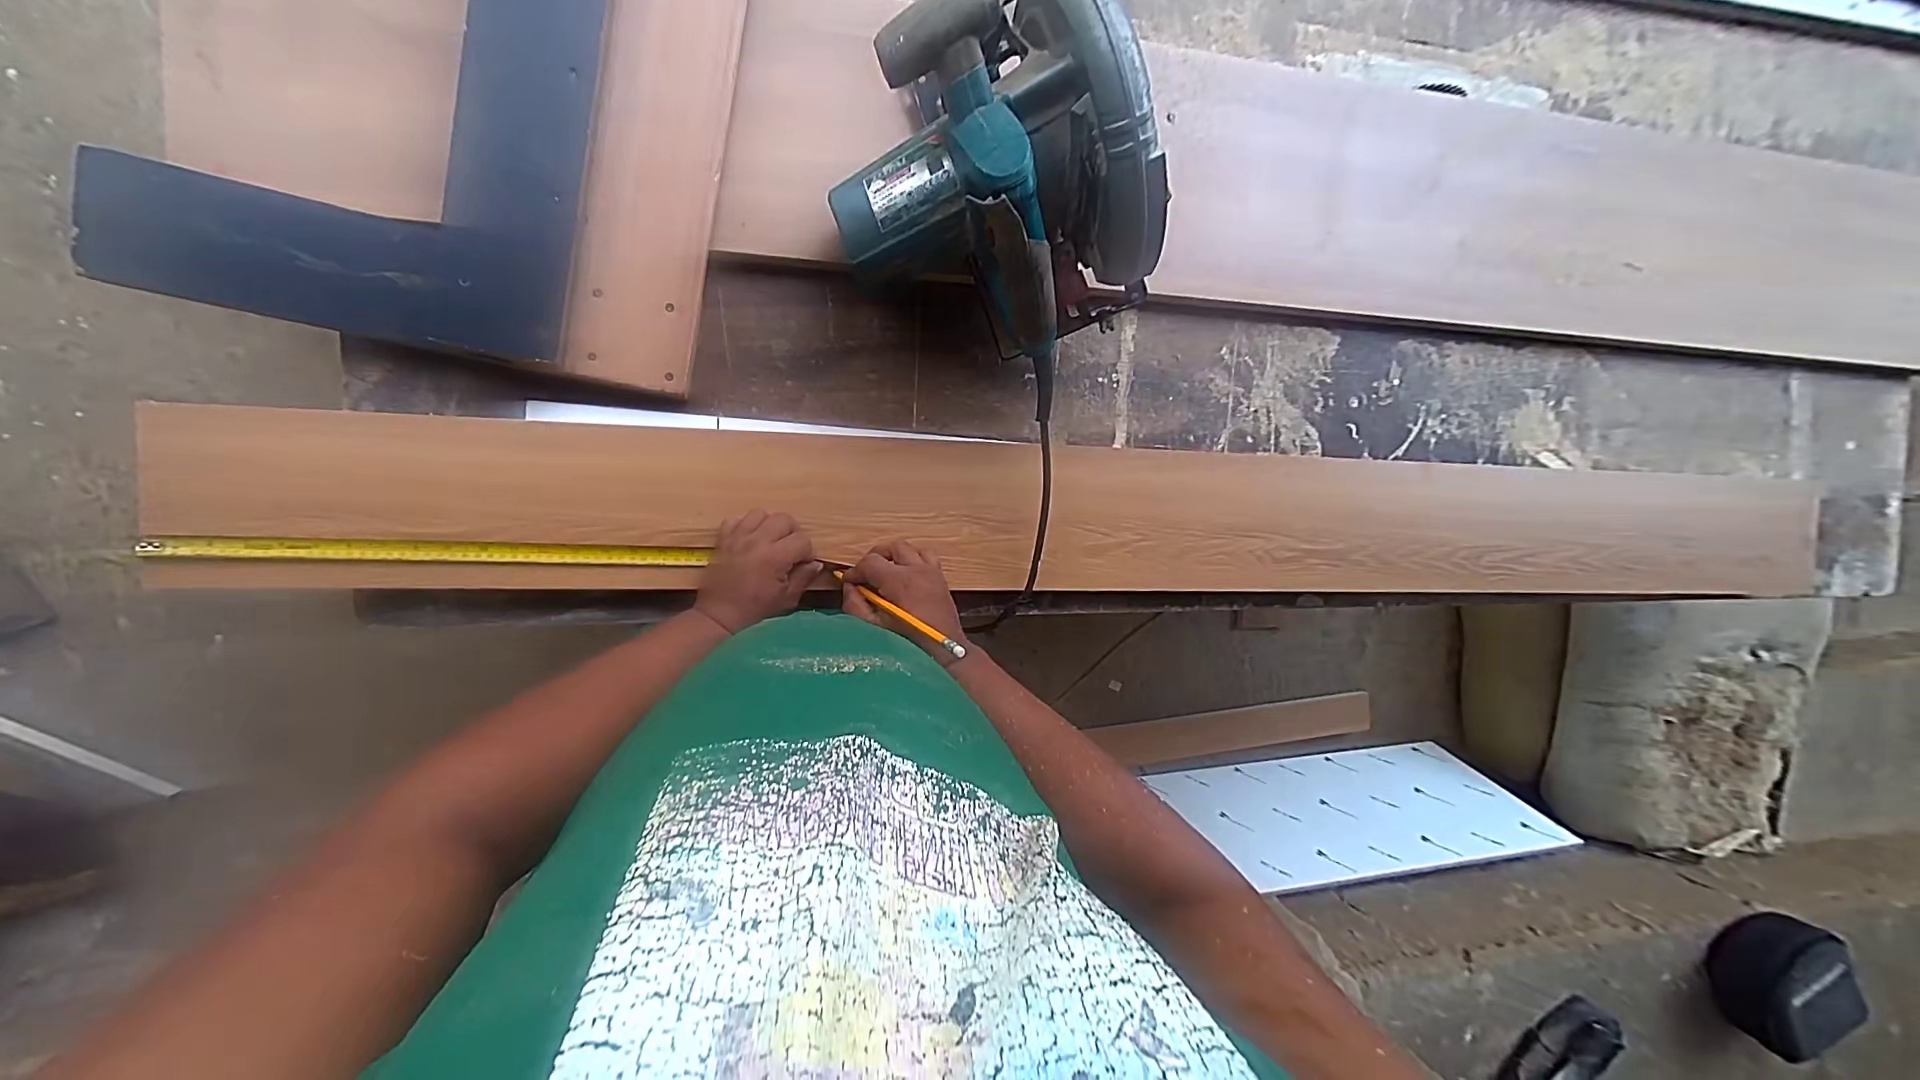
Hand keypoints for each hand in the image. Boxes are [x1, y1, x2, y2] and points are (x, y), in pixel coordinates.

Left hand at [694, 510, 822, 633]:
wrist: (719, 613)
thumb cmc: (755, 608)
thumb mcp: (787, 598)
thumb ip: (804, 577)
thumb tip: (815, 563)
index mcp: (775, 557)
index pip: (802, 540)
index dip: (808, 552)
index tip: (803, 563)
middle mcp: (757, 541)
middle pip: (784, 519)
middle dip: (793, 533)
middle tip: (790, 549)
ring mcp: (738, 536)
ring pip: (761, 513)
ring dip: (770, 525)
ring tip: (770, 540)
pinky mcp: (723, 538)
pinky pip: (737, 519)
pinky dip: (746, 525)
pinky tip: (750, 539)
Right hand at [841, 539, 967, 659]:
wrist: (944, 651)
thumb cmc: (908, 644)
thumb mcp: (873, 628)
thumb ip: (855, 604)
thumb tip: (850, 586)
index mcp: (900, 581)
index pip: (870, 562)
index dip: (855, 571)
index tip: (848, 581)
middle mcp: (918, 570)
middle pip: (890, 548)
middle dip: (874, 558)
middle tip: (865, 575)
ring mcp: (932, 572)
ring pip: (910, 549)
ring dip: (894, 556)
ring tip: (885, 572)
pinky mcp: (940, 577)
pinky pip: (927, 556)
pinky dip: (914, 559)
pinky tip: (906, 574)